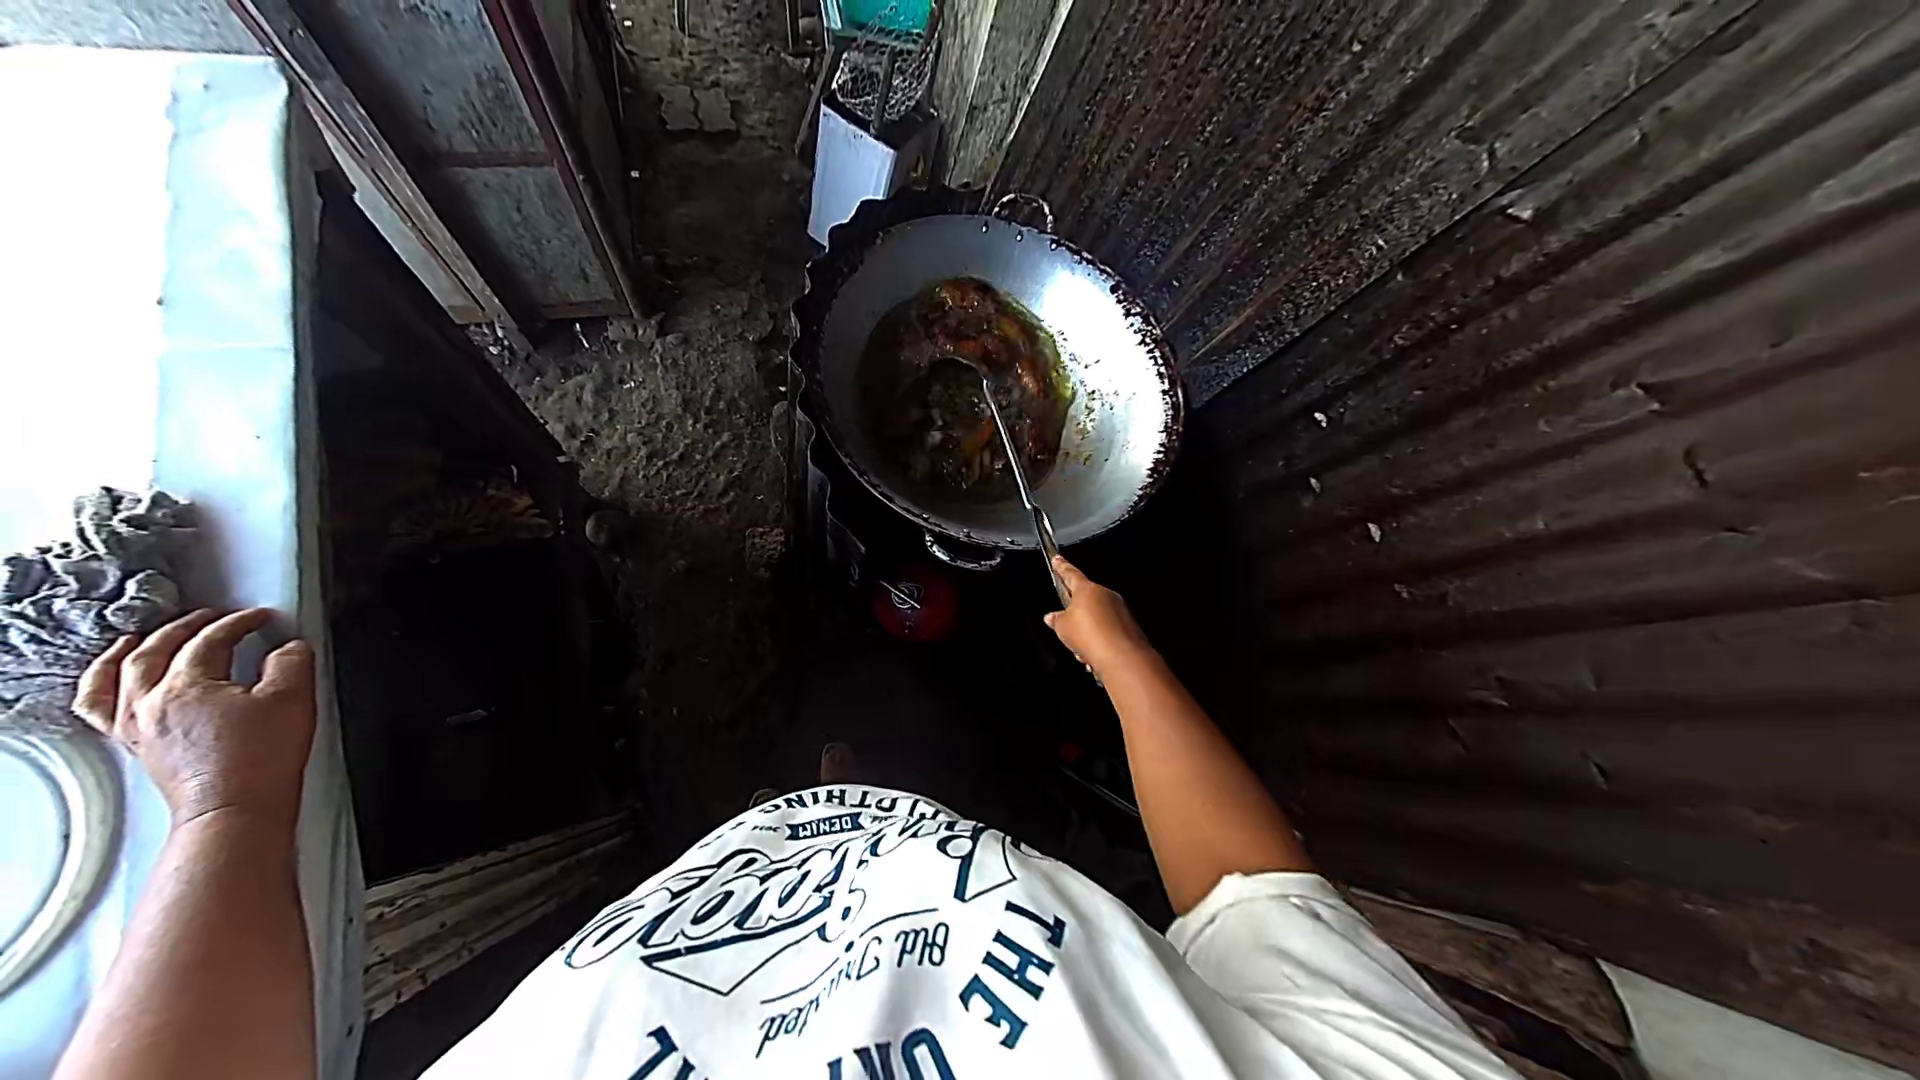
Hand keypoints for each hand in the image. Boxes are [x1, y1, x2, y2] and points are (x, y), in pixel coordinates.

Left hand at [74, 609, 315, 833]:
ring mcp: (136, 726)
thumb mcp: (294, 698)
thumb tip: (288, 647)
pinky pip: (98, 708)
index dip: (239, 622)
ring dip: (129, 650)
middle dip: (187, 626)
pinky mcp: (137, 745)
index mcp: (187, 686)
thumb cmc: (262, 757)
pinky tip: (111, 683)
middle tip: (212, 616)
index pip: (211, 640)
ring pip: (113, 676)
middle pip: (157, 650)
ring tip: (140, 637)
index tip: (261, 617)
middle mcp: (150, 703)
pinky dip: (100, 687)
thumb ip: (292, 662)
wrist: (237, 805)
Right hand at [1043, 556, 1155, 675]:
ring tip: (1082, 648)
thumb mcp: (1062, 627)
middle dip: (1076, 615)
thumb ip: (1056, 619)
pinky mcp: (1129, 626)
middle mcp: (1106, 595)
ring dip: (1088, 632)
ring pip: (1097, 619)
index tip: (1057, 559)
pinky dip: (1100, 642)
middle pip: (1085, 600)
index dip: (1062, 567)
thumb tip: (1052, 617)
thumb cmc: (1090, 636)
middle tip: (1068, 628)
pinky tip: (1094, 654)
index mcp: (1087, 589)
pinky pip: (1108, 631)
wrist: (1121, 657)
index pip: (1070, 573)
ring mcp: (1120, 610)